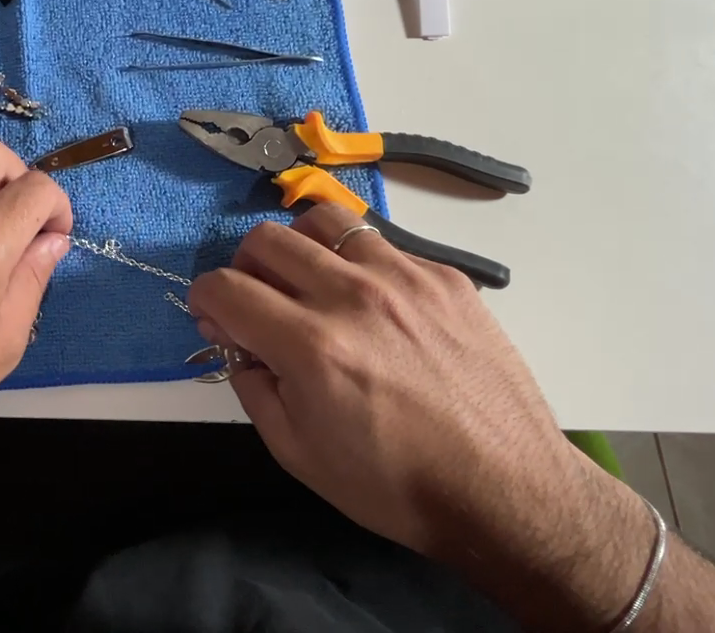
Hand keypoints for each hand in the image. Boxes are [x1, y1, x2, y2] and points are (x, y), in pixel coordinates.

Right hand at [188, 203, 653, 626]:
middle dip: (244, 268)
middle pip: (264, 240)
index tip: (215, 317)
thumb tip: (237, 340)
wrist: (510, 494)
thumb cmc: (394, 484)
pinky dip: (356, 265)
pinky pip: (380, 244)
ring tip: (310, 281)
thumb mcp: (296, 452)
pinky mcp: (445, 278)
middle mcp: (352, 296)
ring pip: (321, 220)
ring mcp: (404, 279)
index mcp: (310, 345)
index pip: (224, 287)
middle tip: (259, 301)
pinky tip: (373, 304)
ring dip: (298, 248)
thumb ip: (251, 385)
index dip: (204, 299)